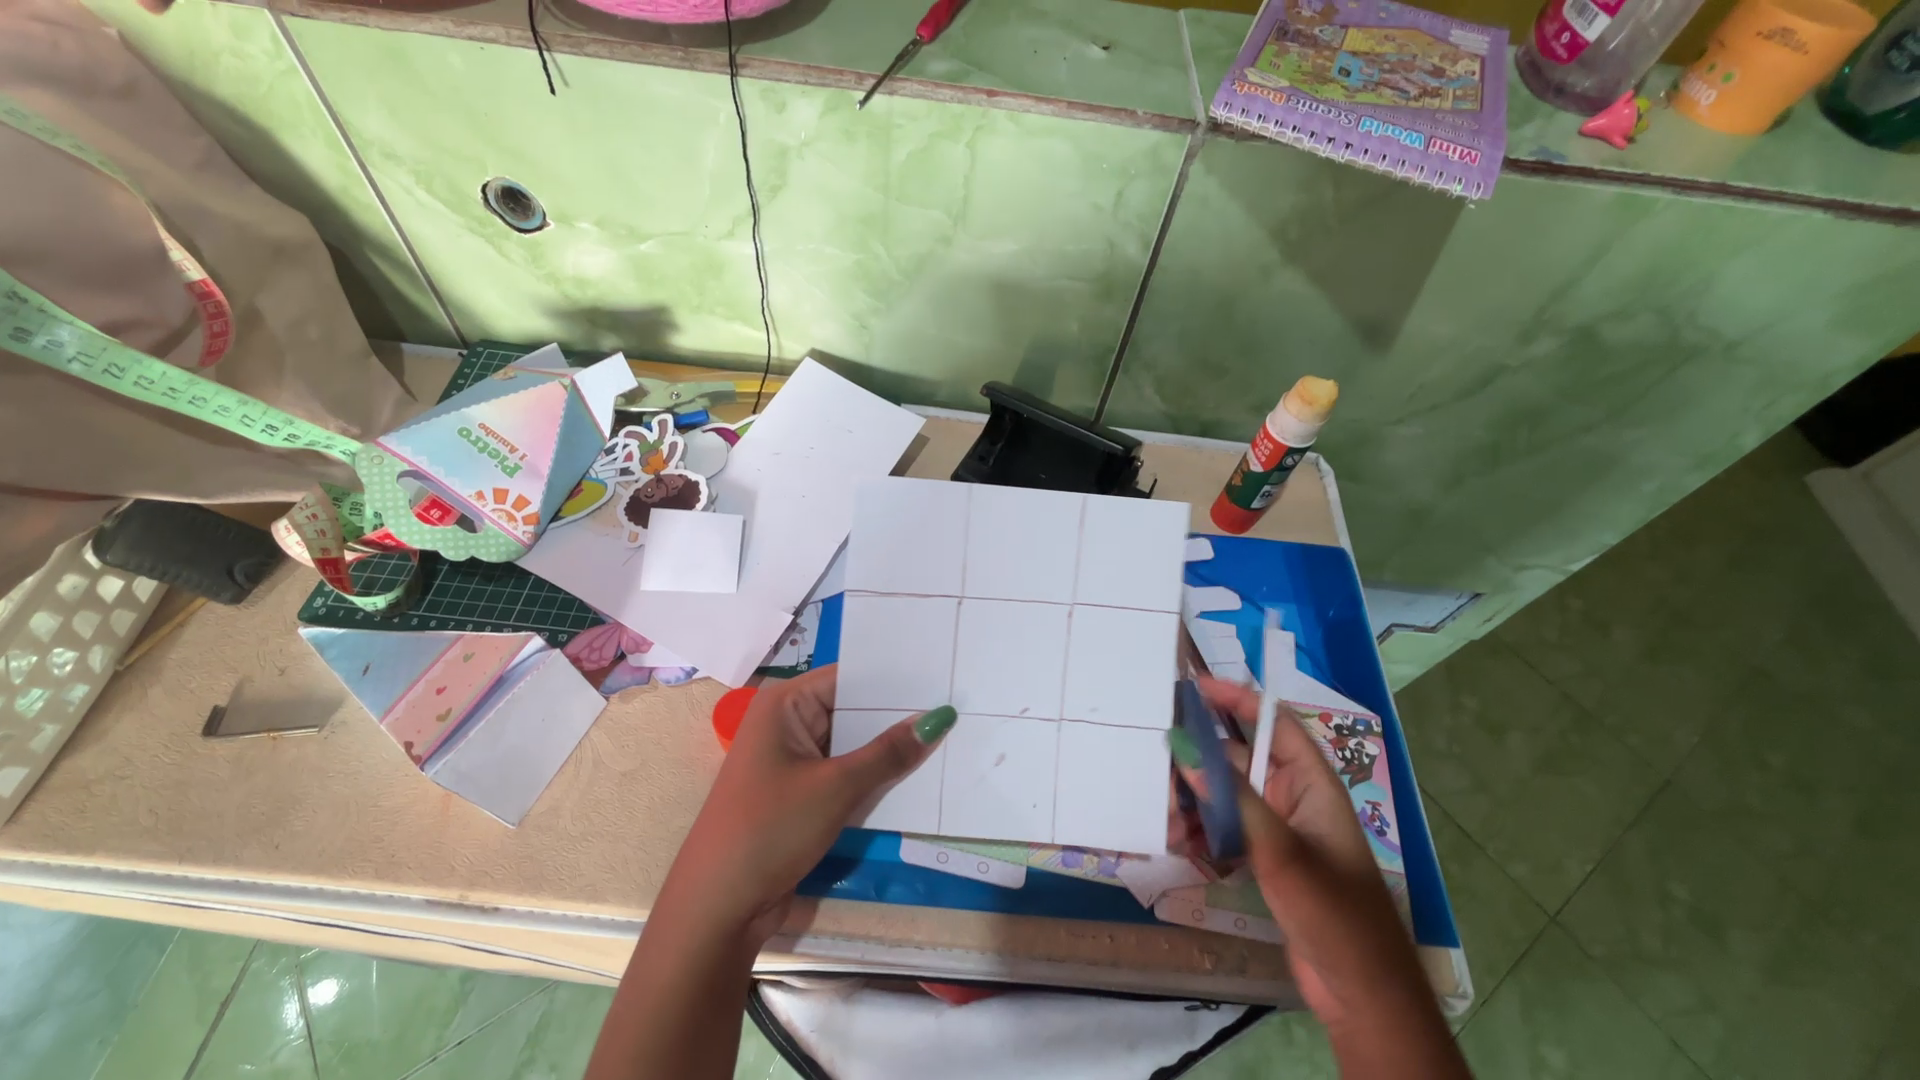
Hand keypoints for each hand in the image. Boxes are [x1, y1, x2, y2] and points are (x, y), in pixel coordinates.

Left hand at [654, 665, 953, 945]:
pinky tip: (920, 774)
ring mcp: (794, 761)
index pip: (850, 677)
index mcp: (784, 704)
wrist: (720, 905)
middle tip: (960, 707)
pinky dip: (876, 776)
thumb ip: (889, 752)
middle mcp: (788, 724)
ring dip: (891, 749)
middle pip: (854, 710)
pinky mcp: (802, 794)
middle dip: (899, 715)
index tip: (945, 675)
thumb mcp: (836, 788)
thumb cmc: (770, 829)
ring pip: (854, 745)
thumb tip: (939, 716)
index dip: (896, 678)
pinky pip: (847, 773)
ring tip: (953, 735)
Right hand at [1177, 678, 1447, 1052]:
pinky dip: (1203, 835)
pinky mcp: (1265, 862)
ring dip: (1195, 805)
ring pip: (1226, 799)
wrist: (1361, 991)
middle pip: (1239, 761)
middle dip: (1200, 763)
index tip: (1194, 687)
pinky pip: (1225, 832)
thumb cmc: (1333, 912)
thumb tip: (1186, 751)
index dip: (1238, 700)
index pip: (1274, 723)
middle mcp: (1294, 799)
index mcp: (1312, 784)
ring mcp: (1278, 831)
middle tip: (1159, 765)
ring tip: (1167, 820)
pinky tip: (1183, 848)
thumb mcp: (1281, 851)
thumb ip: (1232, 799)